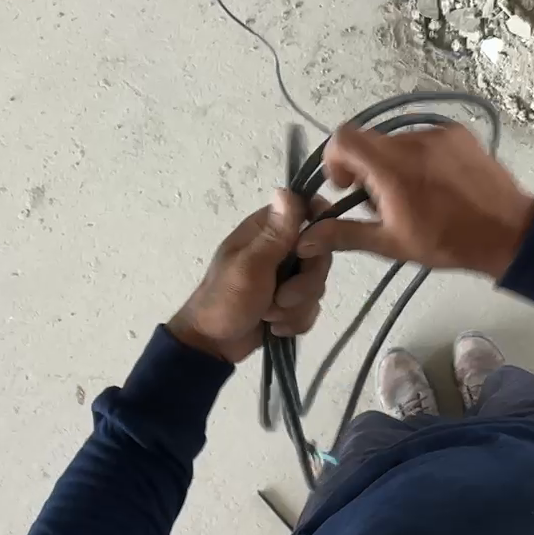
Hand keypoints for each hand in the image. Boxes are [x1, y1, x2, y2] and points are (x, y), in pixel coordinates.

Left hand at [168, 191, 330, 362]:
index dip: (319, 229)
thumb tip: (285, 189)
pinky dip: (294, 320)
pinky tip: (274, 326)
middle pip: (320, 255)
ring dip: (295, 306)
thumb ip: (275, 233)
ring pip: (317, 284)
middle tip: (281, 297)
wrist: (213, 345)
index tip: (308, 251)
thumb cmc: (225, 299)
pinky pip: (311, 307)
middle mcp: (281, 247)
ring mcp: (287, 275)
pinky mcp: (291, 300)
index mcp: (267, 229)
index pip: (308, 211)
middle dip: (304, 283)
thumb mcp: (251, 265)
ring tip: (270, 314)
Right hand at [294, 124, 533, 278]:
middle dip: (364, 166)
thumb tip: (305, 239)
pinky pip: (422, 137)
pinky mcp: (456, 132)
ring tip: (412, 193)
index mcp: (392, 167)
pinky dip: (417, 156)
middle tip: (380, 198)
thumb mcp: (391, 243)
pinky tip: (434, 184)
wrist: (510, 232)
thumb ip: (344, 234)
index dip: (335, 159)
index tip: (347, 185)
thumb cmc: (449, 242)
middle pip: (368, 140)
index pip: (343, 137)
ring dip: (391, 162)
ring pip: (394, 140)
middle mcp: (412, 140)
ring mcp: (437, 133)